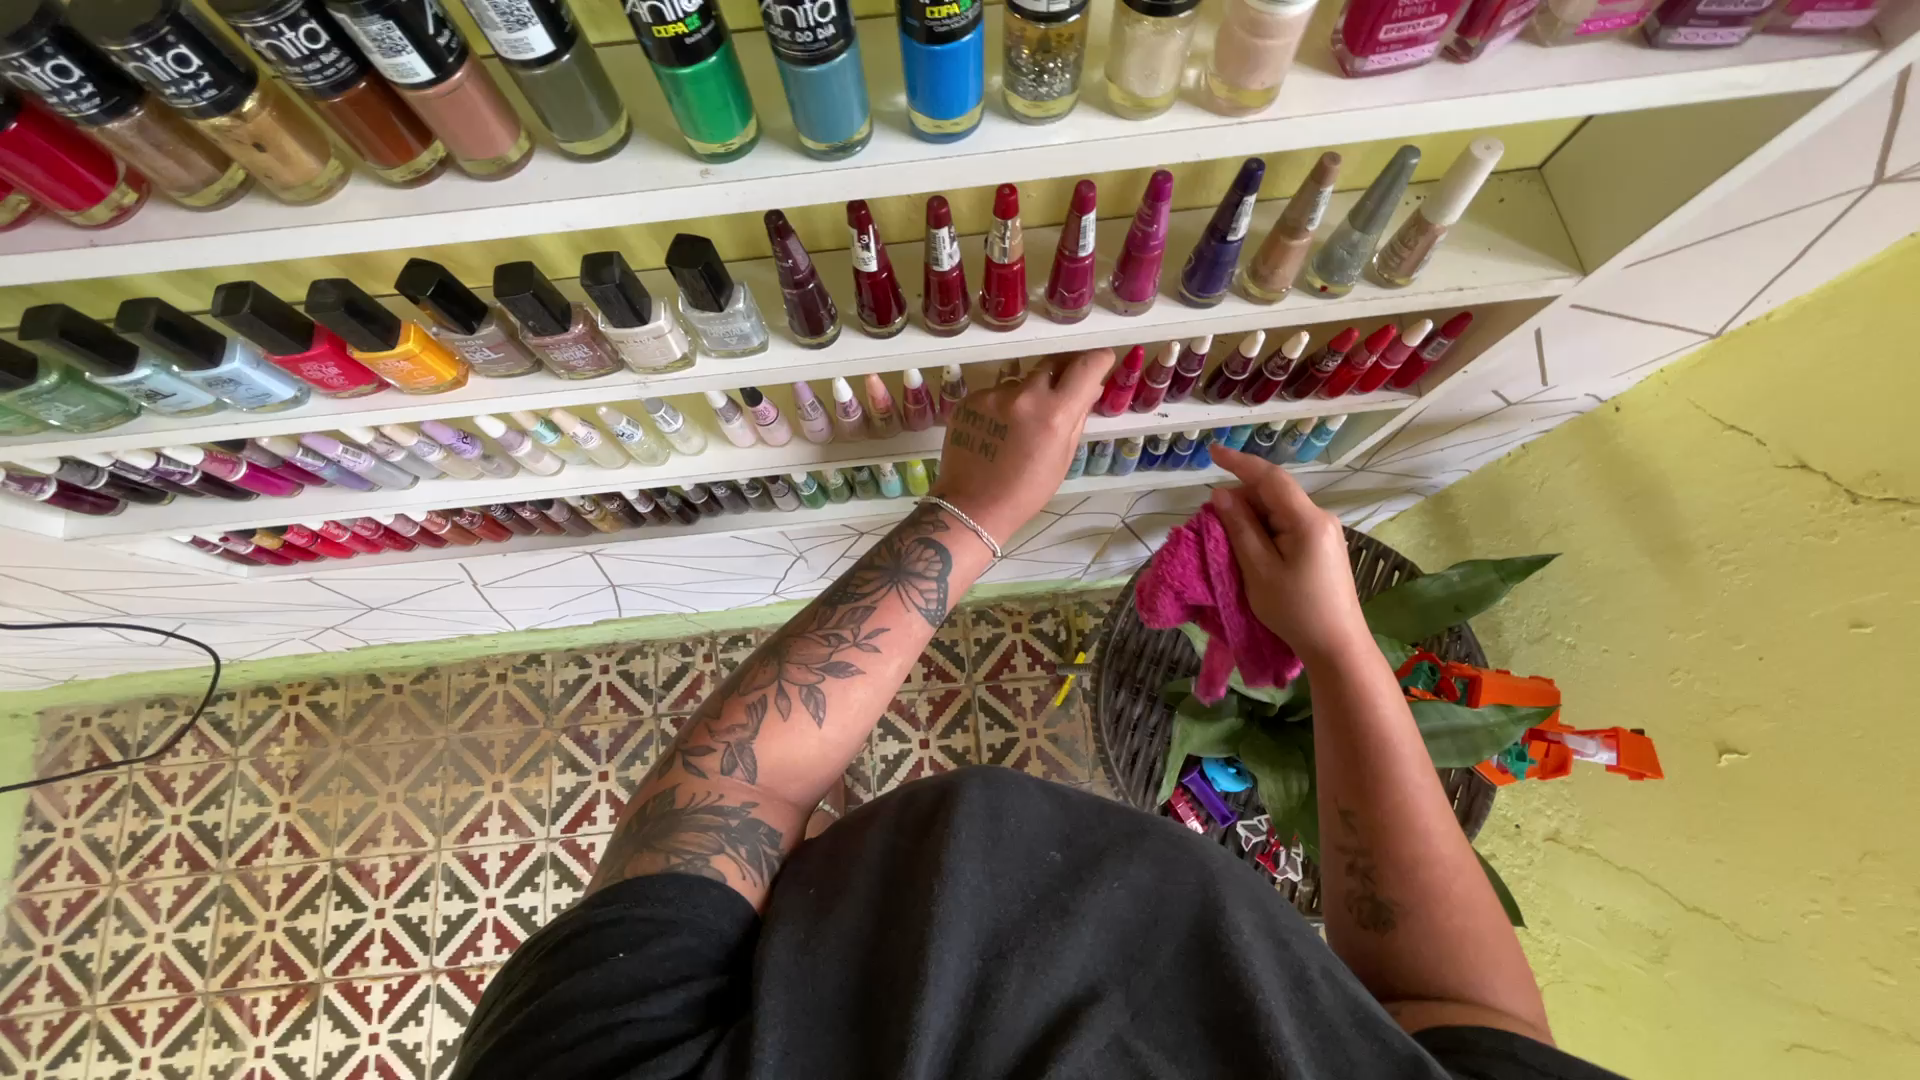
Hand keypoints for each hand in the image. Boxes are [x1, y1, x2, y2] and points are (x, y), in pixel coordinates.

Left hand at [932, 349, 1114, 547]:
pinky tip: (994, 433)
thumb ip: (1077, 418)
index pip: (1085, 366)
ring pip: (1018, 383)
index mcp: (1055, 413)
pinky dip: (998, 408)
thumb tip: (1089, 389)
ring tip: (1016, 429)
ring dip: (1025, 397)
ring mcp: (992, 396)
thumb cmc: (1026, 491)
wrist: (973, 507)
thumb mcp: (1063, 458)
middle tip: (1054, 400)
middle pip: (1049, 367)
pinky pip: (993, 394)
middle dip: (1057, 379)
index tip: (1100, 359)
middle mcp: (1025, 396)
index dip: (1097, 359)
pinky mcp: (969, 400)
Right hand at [1208, 446, 1370, 667]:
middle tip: (1211, 519)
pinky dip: (1263, 527)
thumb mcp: (1258, 569)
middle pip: (1274, 494)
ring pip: (1279, 509)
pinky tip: (1250, 545)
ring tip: (1227, 537)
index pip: (1270, 478)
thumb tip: (1221, 494)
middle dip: (1240, 498)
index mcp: (1306, 520)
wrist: (1336, 645)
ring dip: (1250, 515)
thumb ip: (1239, 528)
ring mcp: (1324, 532)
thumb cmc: (1294, 610)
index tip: (1212, 451)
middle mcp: (1320, 518)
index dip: (1240, 462)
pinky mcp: (1322, 546)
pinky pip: (1287, 524)